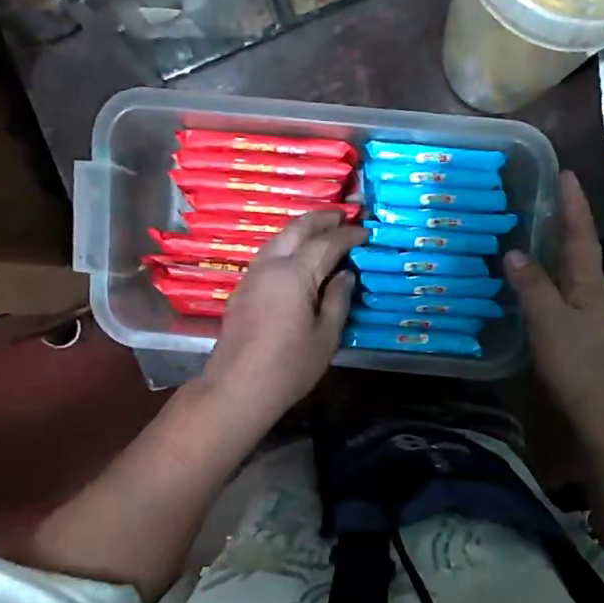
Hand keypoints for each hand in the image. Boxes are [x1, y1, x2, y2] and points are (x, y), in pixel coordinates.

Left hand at [203, 211, 364, 420]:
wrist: (237, 387)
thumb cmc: (289, 367)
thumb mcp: (326, 336)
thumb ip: (338, 300)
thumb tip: (344, 274)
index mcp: (294, 273)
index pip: (326, 243)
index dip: (348, 235)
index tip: (365, 232)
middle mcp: (270, 265)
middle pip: (296, 229)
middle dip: (321, 219)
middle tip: (343, 215)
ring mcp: (252, 276)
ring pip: (278, 239)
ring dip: (301, 229)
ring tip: (322, 230)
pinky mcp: (242, 290)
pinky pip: (267, 254)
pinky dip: (286, 245)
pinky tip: (296, 256)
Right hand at [503, 171, 603, 426]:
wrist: (600, 407)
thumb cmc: (577, 361)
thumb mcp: (549, 320)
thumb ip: (532, 285)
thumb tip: (513, 252)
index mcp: (588, 282)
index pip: (580, 235)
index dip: (574, 205)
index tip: (566, 173)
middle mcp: (590, 290)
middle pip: (576, 247)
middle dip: (563, 219)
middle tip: (541, 195)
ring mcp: (584, 310)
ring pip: (566, 268)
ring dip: (551, 246)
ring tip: (528, 228)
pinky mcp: (573, 328)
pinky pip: (556, 289)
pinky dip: (542, 274)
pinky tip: (525, 278)